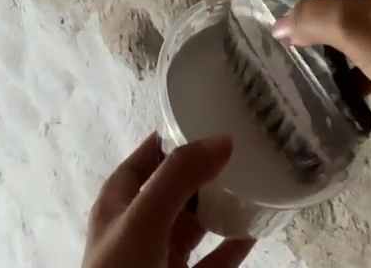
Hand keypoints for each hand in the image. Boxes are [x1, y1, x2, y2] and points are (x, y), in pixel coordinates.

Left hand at [83, 134, 256, 267]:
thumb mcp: (144, 220)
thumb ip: (179, 178)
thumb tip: (222, 139)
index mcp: (118, 205)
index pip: (147, 157)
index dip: (174, 136)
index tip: (211, 117)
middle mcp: (138, 229)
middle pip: (175, 189)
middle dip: (204, 170)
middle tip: (242, 149)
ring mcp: (159, 263)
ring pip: (194, 226)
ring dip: (220, 208)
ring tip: (251, 185)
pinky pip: (211, 265)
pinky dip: (230, 250)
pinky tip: (251, 234)